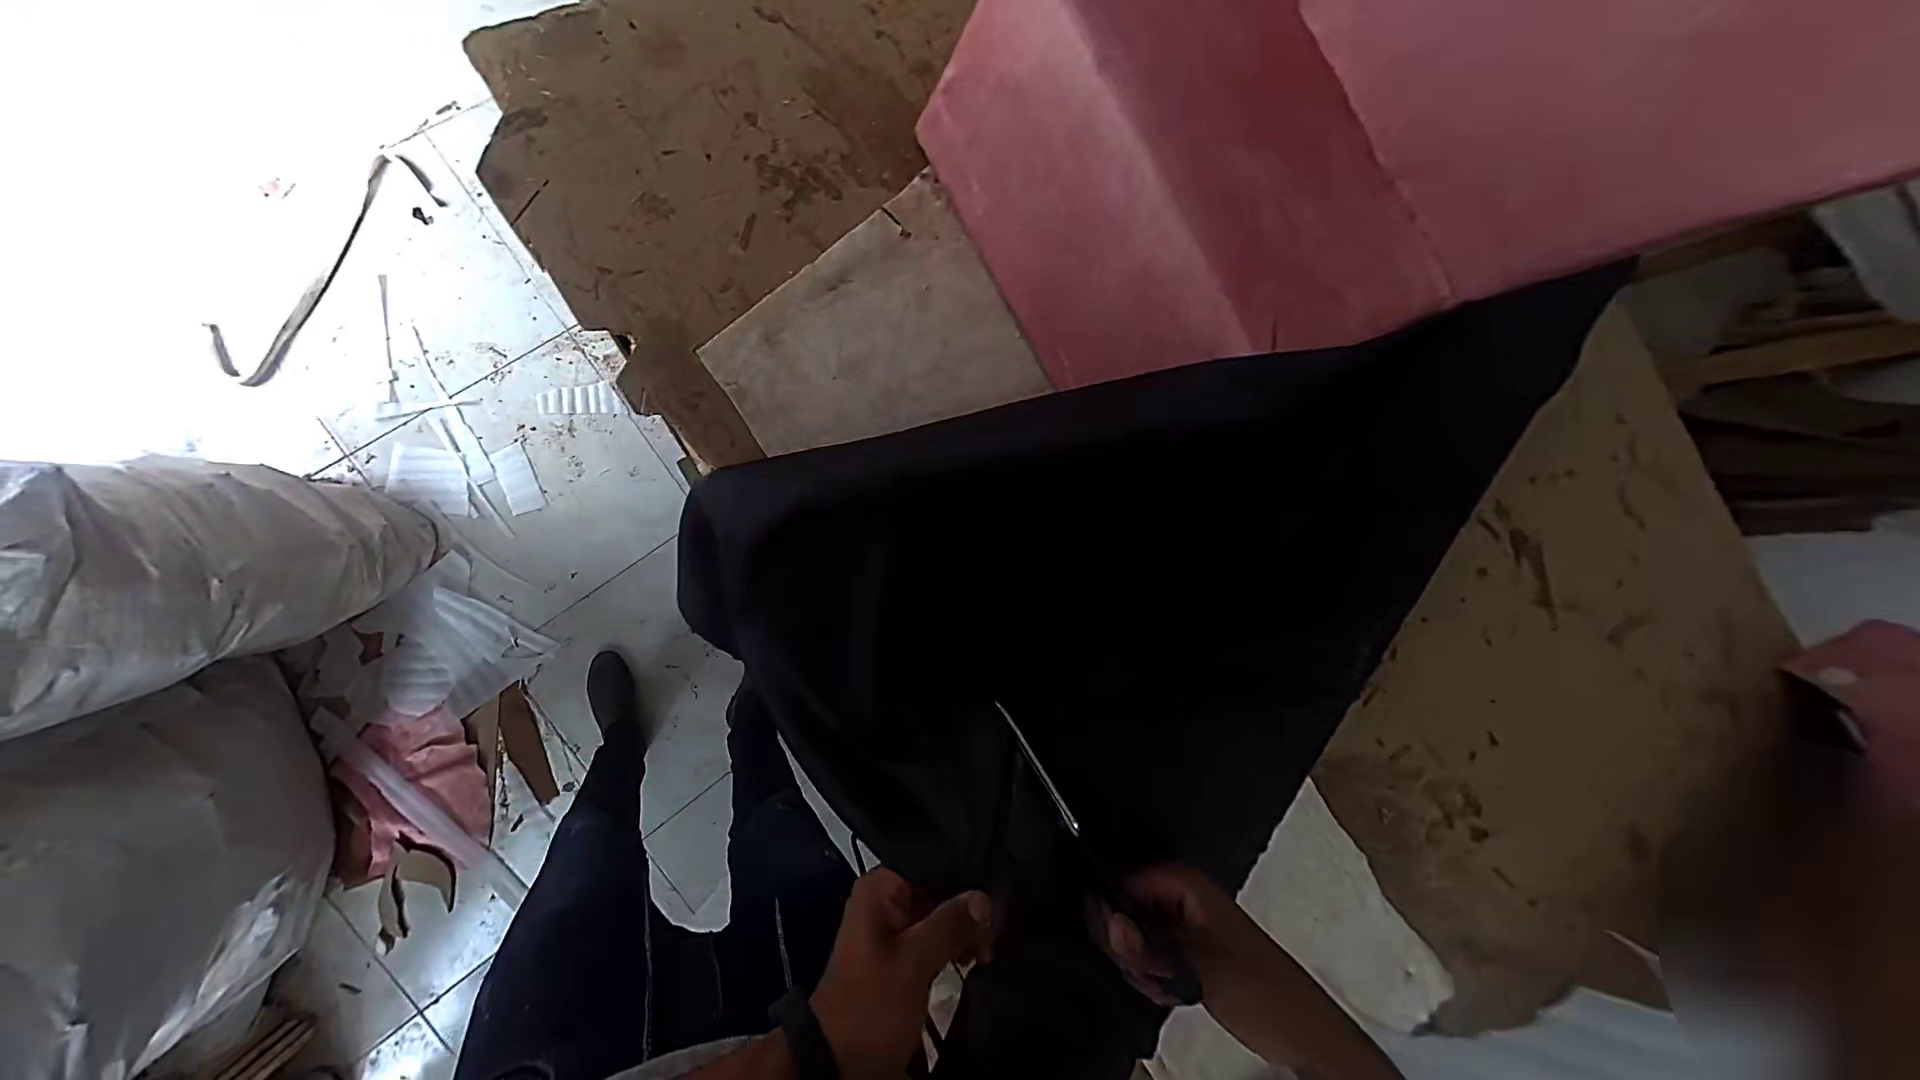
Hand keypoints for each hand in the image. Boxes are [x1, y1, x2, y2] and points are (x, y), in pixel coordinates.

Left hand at [809, 868, 995, 1079]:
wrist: (837, 1065)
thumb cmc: (870, 1006)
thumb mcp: (913, 963)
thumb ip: (949, 925)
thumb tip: (986, 898)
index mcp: (881, 888)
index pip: (933, 864)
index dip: (965, 878)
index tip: (997, 896)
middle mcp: (886, 899)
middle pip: (939, 889)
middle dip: (968, 909)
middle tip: (994, 933)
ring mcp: (893, 927)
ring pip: (940, 915)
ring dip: (964, 931)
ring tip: (987, 951)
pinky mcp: (902, 954)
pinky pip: (935, 938)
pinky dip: (955, 946)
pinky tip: (976, 958)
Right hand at [1091, 863, 1248, 1003]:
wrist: (1301, 1032)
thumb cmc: (1259, 989)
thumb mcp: (1195, 966)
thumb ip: (1146, 944)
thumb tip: (1109, 923)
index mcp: (1187, 884)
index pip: (1126, 881)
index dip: (1115, 910)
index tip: (1116, 942)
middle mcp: (1183, 898)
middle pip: (1130, 910)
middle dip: (1131, 946)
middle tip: (1149, 970)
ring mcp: (1186, 926)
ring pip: (1139, 938)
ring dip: (1144, 966)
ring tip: (1165, 985)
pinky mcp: (1189, 953)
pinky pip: (1152, 956)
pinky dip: (1154, 976)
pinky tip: (1170, 992)